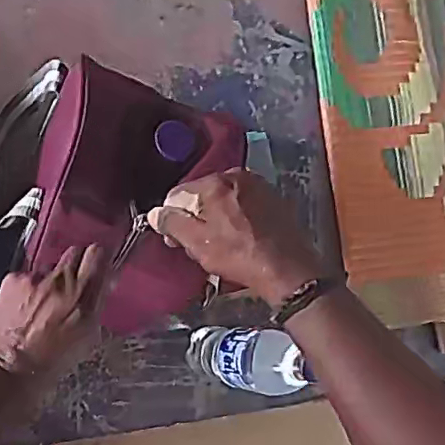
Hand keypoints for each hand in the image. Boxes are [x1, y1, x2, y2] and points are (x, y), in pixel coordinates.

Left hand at [0, 245, 109, 379]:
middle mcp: (62, 284)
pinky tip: (25, 305)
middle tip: (69, 283)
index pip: (98, 256)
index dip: (98, 256)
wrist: (11, 366)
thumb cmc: (52, 359)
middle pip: (74, 253)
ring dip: (50, 278)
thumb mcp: (87, 336)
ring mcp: (36, 279)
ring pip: (50, 266)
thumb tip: (107, 280)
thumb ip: (98, 303)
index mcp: (85, 299)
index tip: (98, 260)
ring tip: (42, 302)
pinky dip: (28, 286)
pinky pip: (28, 274)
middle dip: (75, 264)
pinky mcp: (14, 279)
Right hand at [147, 170, 326, 305]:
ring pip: (223, 199)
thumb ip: (172, 223)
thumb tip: (155, 213)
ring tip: (219, 244)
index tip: (175, 241)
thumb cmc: (239, 255)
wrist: (289, 269)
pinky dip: (236, 218)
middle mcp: (236, 175)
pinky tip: (239, 238)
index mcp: (214, 182)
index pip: (178, 194)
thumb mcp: (198, 243)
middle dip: (195, 217)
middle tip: (196, 246)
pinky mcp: (274, 199)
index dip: (172, 217)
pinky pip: (243, 204)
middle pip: (202, 195)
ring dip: (216, 218)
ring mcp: (259, 185)